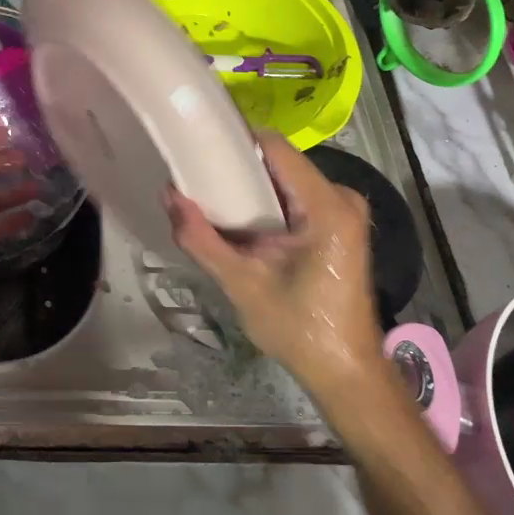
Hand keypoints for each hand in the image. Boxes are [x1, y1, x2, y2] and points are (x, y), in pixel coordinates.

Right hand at [163, 131, 379, 391]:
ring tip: (210, 198)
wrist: (346, 373)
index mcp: (327, 206)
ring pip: (285, 179)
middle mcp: (341, 198)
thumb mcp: (241, 283)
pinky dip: (266, 203)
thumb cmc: (299, 328)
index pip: (274, 147)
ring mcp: (343, 211)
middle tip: (196, 177)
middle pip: (279, 161)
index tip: (197, 146)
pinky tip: (238, 220)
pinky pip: (295, 196)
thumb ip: (201, 238)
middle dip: (236, 167)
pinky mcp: (339, 226)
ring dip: (249, 187)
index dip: (235, 141)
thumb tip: (168, 195)